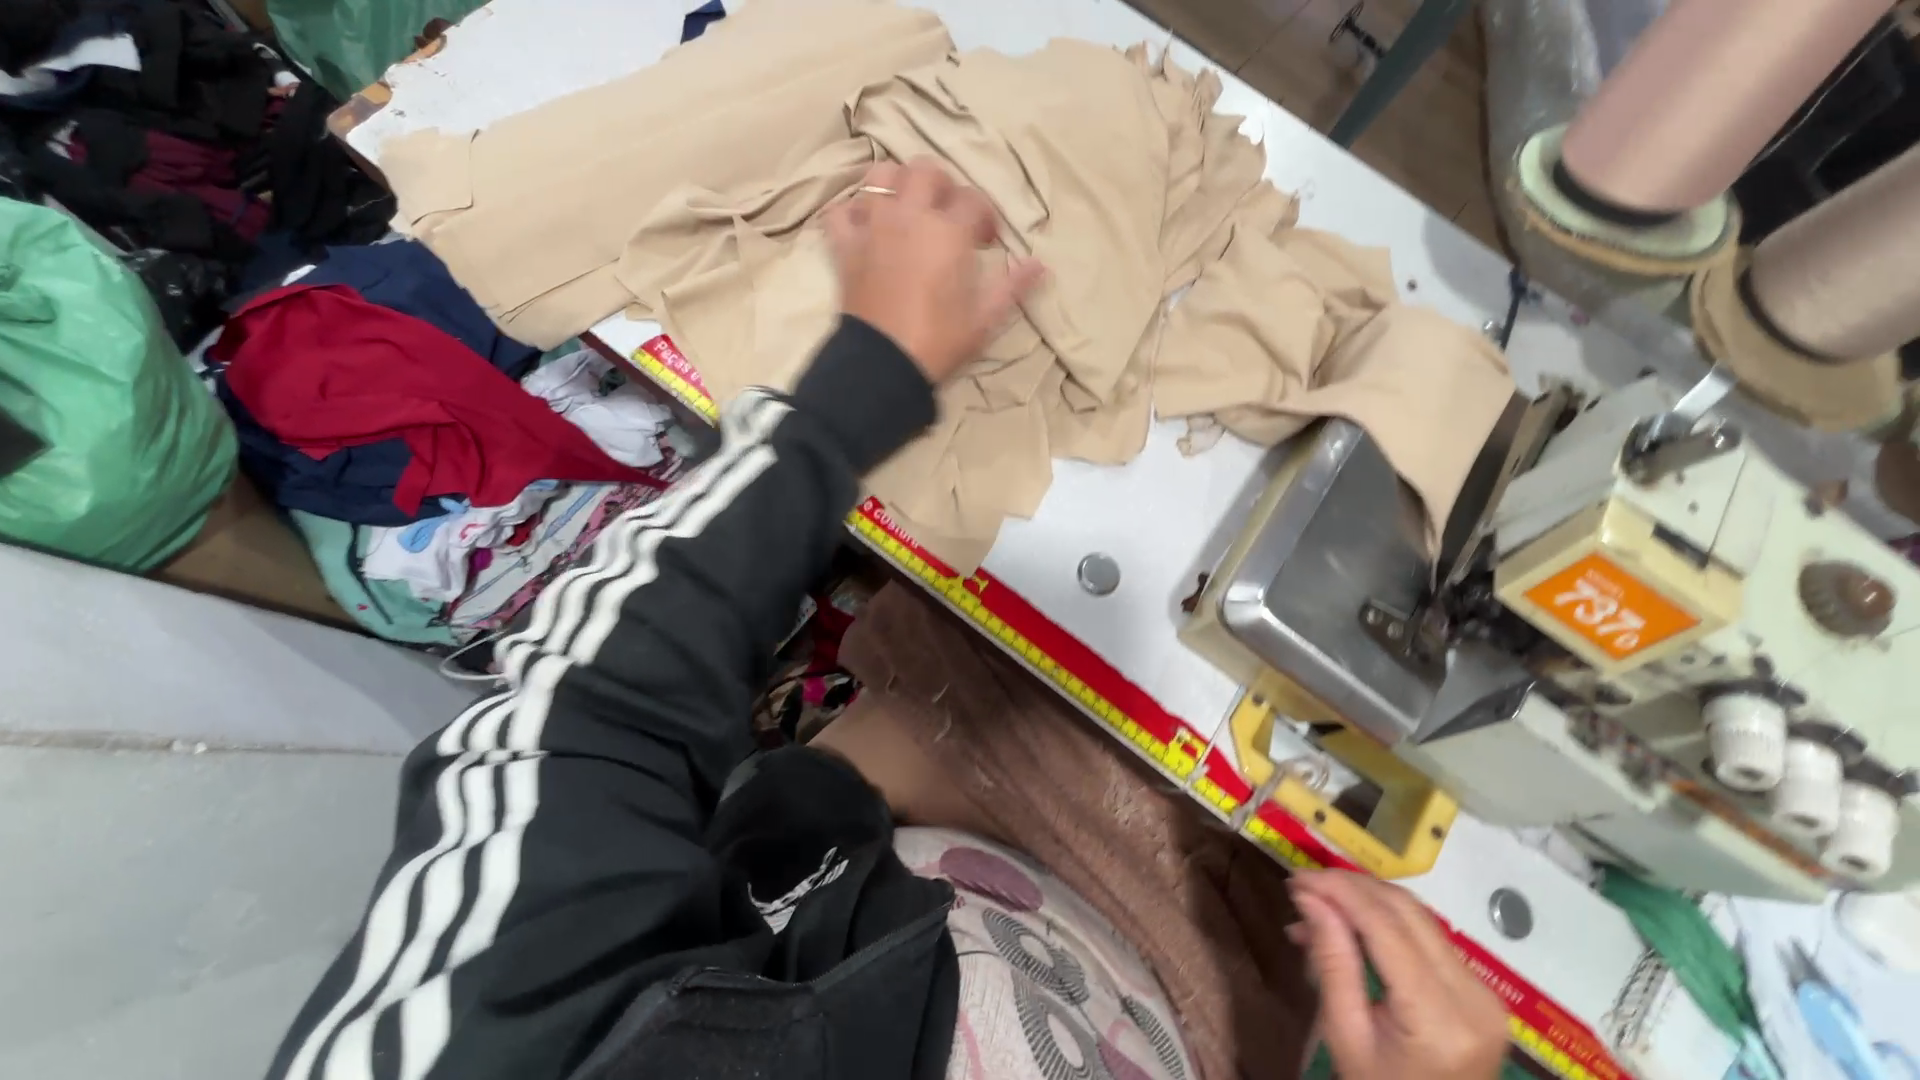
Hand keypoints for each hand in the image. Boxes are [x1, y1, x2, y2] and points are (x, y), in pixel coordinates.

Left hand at [824, 157, 1044, 382]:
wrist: (885, 365)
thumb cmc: (940, 342)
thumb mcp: (985, 318)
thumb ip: (1012, 286)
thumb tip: (1040, 265)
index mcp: (949, 232)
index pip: (974, 200)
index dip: (985, 216)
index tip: (987, 241)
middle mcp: (909, 216)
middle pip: (926, 171)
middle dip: (942, 186)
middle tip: (947, 214)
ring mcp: (873, 227)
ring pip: (881, 176)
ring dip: (896, 184)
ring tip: (906, 209)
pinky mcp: (845, 246)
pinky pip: (840, 211)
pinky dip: (851, 212)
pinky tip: (864, 225)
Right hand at [1291, 870, 1508, 1079]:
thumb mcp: (1344, 1035)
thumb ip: (1332, 961)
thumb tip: (1309, 897)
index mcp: (1439, 1017)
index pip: (1387, 927)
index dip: (1341, 892)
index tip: (1297, 879)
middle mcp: (1474, 996)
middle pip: (1408, 913)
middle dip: (1352, 888)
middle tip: (1304, 886)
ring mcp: (1484, 994)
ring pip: (1420, 918)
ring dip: (1368, 901)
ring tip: (1320, 906)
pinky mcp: (1482, 992)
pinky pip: (1429, 938)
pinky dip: (1387, 923)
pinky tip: (1352, 927)